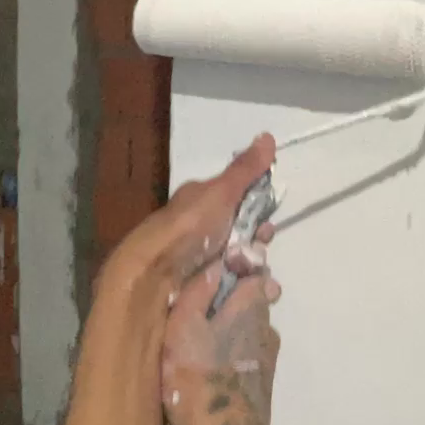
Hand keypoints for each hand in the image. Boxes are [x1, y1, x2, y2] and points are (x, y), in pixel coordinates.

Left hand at [91, 133, 276, 325]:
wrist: (155, 274)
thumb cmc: (187, 226)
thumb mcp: (218, 192)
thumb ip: (245, 169)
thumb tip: (268, 135)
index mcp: (204, 203)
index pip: (241, 201)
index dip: (260, 208)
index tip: (267, 218)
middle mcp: (206, 230)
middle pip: (248, 233)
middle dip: (258, 239)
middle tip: (257, 243)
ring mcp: (207, 261)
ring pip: (247, 261)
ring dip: (254, 264)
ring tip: (246, 266)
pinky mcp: (208, 289)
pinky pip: (239, 287)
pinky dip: (248, 288)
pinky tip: (249, 287)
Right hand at [162, 256, 283, 424]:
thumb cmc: (198, 383)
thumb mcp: (183, 329)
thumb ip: (197, 293)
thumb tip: (214, 264)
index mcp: (250, 308)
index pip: (255, 270)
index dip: (240, 261)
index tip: (218, 262)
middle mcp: (264, 329)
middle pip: (252, 298)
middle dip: (229, 294)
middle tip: (194, 300)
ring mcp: (264, 359)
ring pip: (247, 327)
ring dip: (227, 325)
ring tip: (193, 334)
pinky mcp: (257, 385)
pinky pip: (242, 354)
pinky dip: (226, 352)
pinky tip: (202, 363)